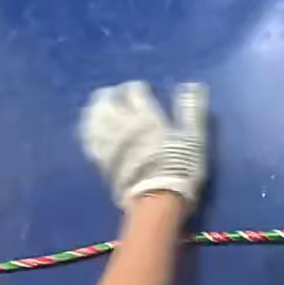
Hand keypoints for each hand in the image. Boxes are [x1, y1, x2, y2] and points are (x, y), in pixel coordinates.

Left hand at [78, 81, 207, 209]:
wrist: (158, 199)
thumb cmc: (180, 167)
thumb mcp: (193, 137)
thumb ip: (191, 110)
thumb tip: (192, 86)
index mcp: (147, 117)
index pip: (135, 94)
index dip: (135, 89)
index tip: (137, 88)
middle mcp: (125, 126)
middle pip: (110, 104)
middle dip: (110, 96)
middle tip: (112, 93)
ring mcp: (111, 144)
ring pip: (96, 120)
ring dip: (96, 110)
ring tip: (98, 107)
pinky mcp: (103, 162)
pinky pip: (92, 141)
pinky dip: (90, 132)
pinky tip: (92, 130)